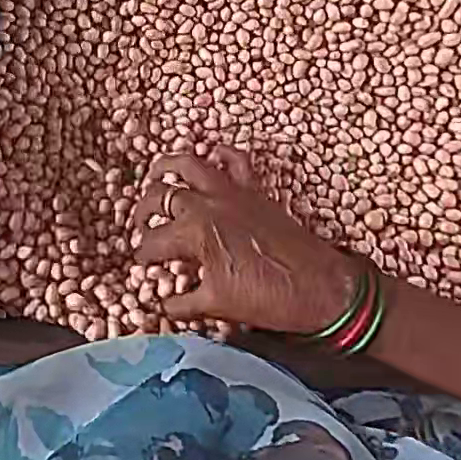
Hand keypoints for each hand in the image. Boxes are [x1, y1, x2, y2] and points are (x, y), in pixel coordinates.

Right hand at [133, 146, 375, 335]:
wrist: (320, 288)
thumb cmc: (268, 299)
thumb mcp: (218, 305)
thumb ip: (184, 302)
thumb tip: (164, 305)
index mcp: (194, 233)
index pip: (154, 241)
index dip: (143, 254)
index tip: (141, 263)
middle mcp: (206, 205)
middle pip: (161, 197)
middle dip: (142, 212)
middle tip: (140, 226)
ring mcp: (230, 192)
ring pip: (189, 164)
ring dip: (167, 166)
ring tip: (155, 173)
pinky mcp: (252, 190)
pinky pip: (234, 161)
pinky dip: (221, 154)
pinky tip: (211, 155)